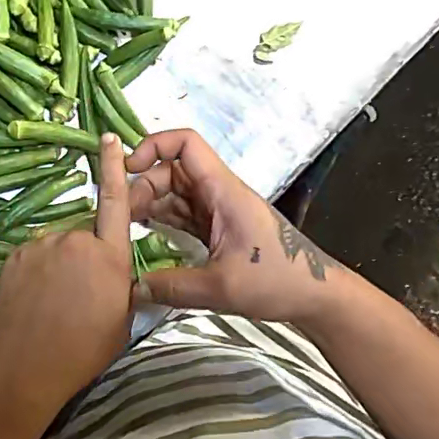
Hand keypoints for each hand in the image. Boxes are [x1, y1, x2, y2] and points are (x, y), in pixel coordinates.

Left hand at [0, 135, 133, 431]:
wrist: (21, 372)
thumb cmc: (82, 352)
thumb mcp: (122, 320)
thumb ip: (123, 285)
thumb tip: (118, 273)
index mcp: (109, 256)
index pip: (115, 201)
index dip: (112, 167)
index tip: (107, 138)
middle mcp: (74, 241)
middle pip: (86, 233)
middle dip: (87, 254)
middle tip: (81, 293)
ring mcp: (39, 246)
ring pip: (57, 245)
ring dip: (60, 264)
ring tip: (54, 302)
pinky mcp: (12, 257)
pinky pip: (33, 255)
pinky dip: (36, 271)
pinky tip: (33, 300)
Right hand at [125, 129, 352, 323]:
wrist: (314, 294)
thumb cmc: (278, 281)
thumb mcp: (220, 288)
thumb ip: (172, 287)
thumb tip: (132, 288)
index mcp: (224, 191)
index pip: (187, 144)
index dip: (154, 146)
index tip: (129, 168)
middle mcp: (220, 193)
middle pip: (174, 170)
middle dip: (144, 184)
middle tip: (123, 215)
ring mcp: (220, 210)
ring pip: (177, 192)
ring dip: (151, 202)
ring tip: (126, 225)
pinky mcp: (220, 228)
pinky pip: (185, 214)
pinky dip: (163, 219)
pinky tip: (144, 233)